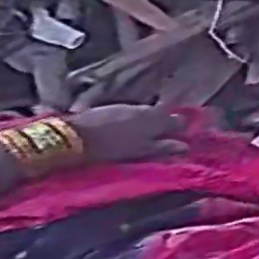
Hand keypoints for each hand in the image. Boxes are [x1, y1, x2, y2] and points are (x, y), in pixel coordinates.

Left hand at [68, 106, 188, 163]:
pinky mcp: (111, 108)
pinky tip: (115, 129)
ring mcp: (130, 107)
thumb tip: (187, 147)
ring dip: (143, 121)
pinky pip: (126, 113)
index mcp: (162, 120)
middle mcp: (151, 110)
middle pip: (163, 115)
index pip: (181, 121)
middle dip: (161, 123)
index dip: (179, 130)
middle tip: (151, 137)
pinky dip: (126, 120)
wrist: (71, 136)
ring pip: (145, 113)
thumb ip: (165, 147)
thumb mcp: (140, 151)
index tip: (173, 138)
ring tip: (132, 133)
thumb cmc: (112, 147)